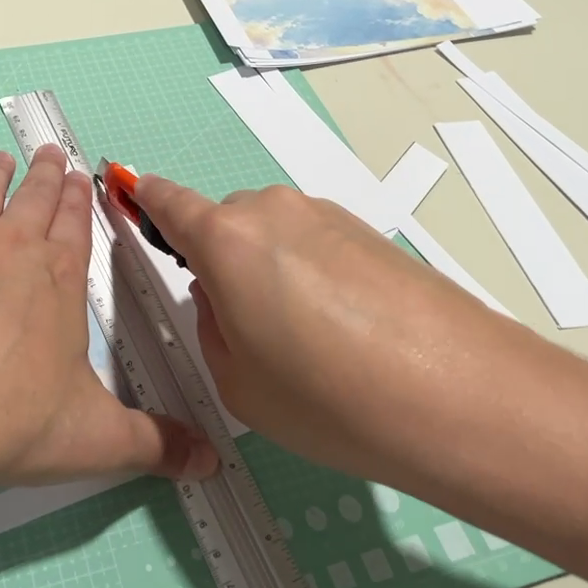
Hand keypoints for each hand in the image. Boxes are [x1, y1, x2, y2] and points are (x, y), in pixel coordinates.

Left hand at [0, 147, 217, 490]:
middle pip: (35, 200)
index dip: (80, 200)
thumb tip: (211, 463)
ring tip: (1, 157)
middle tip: (50, 153)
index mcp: (60, 278)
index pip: (76, 226)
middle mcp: (14, 248)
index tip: (81, 176)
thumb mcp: (99, 439)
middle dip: (46, 175)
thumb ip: (156, 444)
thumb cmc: (17, 419)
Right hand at [135, 179, 512, 477]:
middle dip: (219, 261)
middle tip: (244, 326)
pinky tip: (344, 332)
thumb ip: (212, 325)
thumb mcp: (238, 382)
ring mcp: (324, 215)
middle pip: (223, 223)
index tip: (126, 191)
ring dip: (269, 270)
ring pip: (270, 234)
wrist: (461, 396)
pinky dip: (310, 275)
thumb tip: (226, 299)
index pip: (167, 201)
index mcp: (224, 238)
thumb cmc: (330, 397)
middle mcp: (270, 211)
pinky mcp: (367, 231)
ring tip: (307, 341)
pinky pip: (312, 243)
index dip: (142, 197)